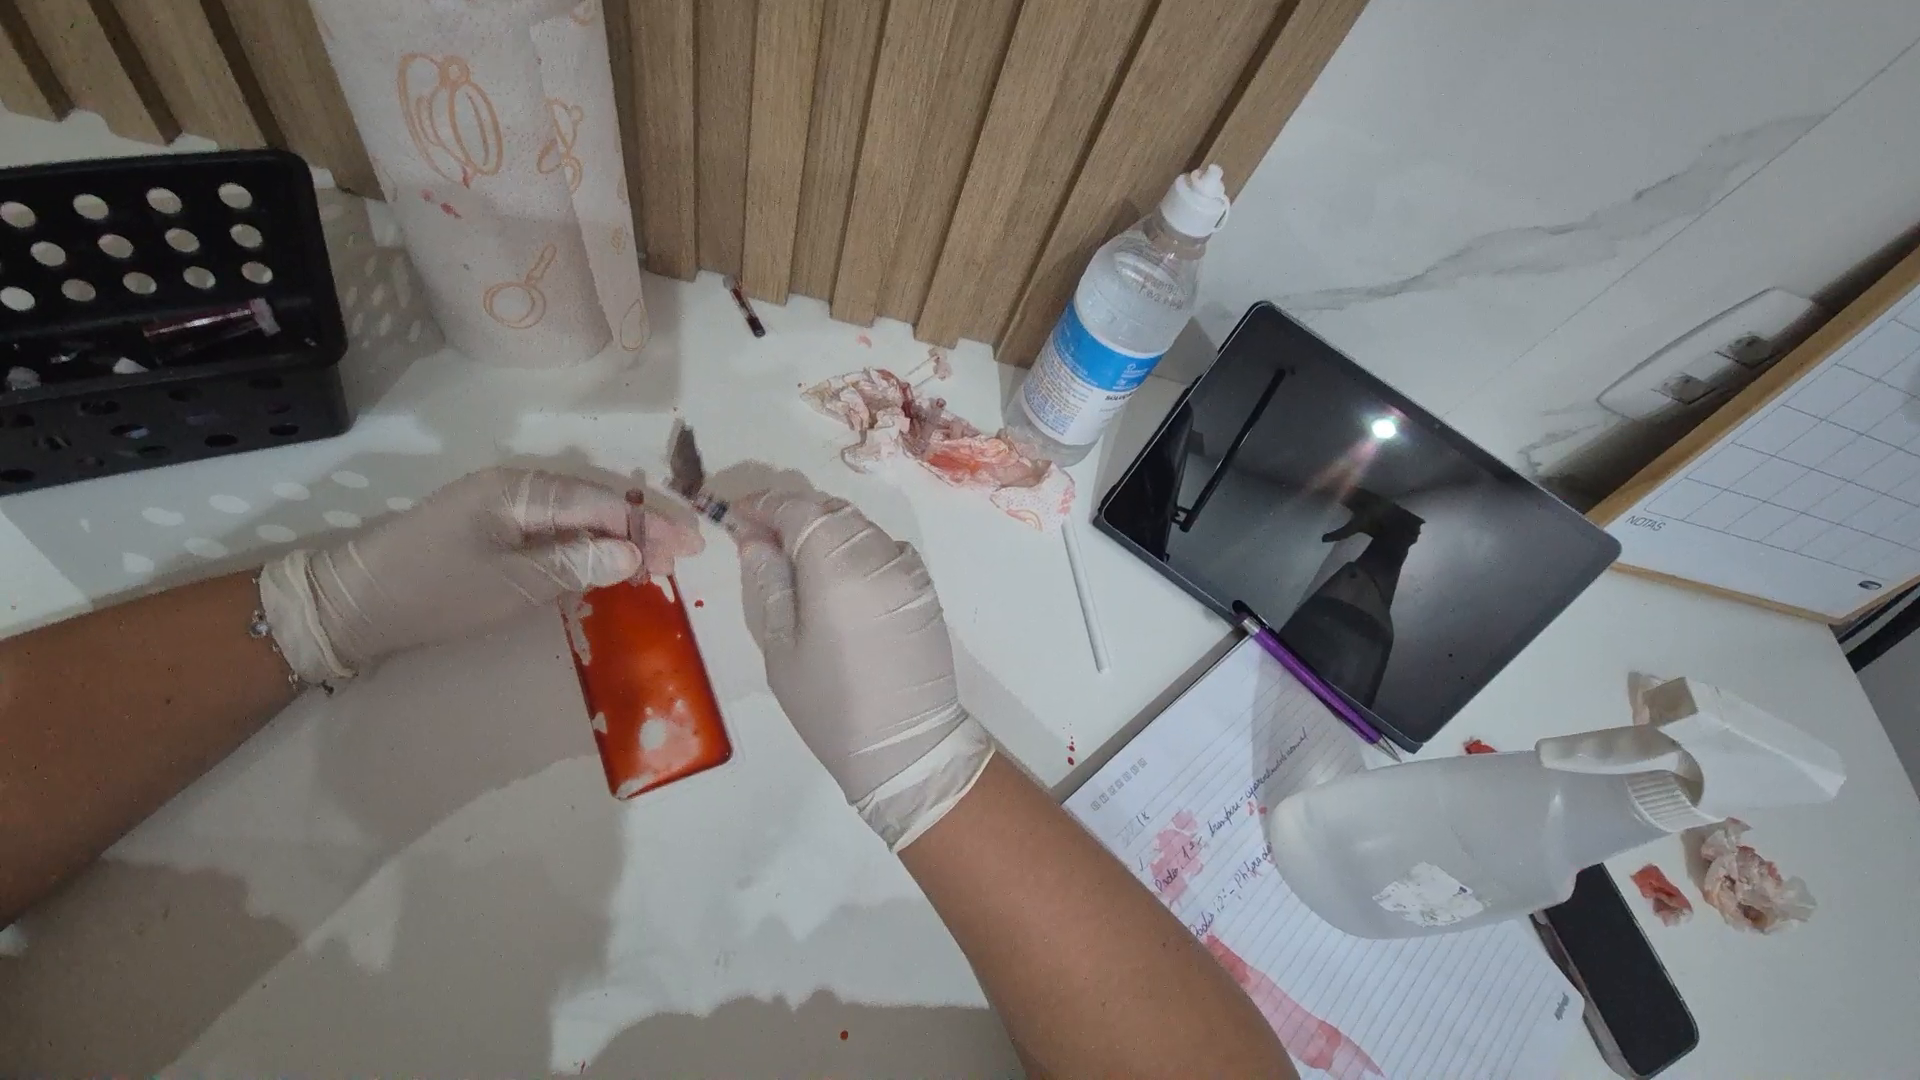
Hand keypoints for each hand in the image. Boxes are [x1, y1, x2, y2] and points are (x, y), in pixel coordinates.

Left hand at [260, 467, 702, 682]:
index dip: (650, 525)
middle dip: (644, 529)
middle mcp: (518, 487)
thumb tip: (637, 555)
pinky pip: (560, 530)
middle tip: (682, 559)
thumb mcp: (510, 583)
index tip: (691, 546)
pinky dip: (592, 546)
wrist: (347, 606)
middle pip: (598, 503)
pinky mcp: (498, 528)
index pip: (603, 502)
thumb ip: (577, 564)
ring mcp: (507, 506)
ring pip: (582, 516)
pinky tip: (613, 563)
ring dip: (622, 539)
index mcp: (520, 489)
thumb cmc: (431, 592)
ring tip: (658, 564)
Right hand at [731, 490, 992, 848]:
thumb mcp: (781, 647)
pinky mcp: (925, 588)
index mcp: (838, 567)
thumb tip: (753, 539)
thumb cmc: (830, 704)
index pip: (798, 509)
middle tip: (761, 538)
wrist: (906, 744)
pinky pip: (884, 549)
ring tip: (795, 558)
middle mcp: (879, 556)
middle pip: (832, 511)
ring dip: (825, 529)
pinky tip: (838, 577)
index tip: (737, 513)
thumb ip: (770, 583)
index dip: (764, 504)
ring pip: (860, 527)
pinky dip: (856, 547)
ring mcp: (909, 570)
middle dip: (793, 513)